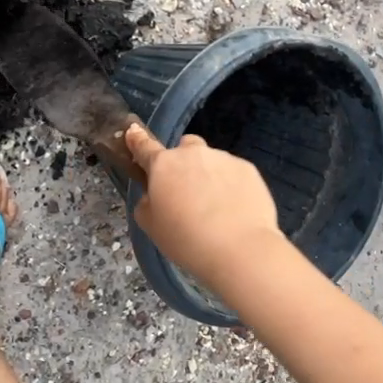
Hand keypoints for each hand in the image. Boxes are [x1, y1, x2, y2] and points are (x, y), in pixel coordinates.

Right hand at [125, 124, 286, 285]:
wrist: (239, 250)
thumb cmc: (186, 240)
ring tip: (217, 209)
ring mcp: (223, 159)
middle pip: (184, 148)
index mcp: (163, 165)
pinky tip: (236, 211)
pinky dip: (232, 186)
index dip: (137, 140)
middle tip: (187, 192)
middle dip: (184, 162)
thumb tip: (153, 196)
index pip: (144, 146)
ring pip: (211, 160)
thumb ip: (147, 204)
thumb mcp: (152, 227)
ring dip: (209, 176)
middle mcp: (192, 154)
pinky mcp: (248, 169)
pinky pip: (234, 173)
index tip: (134, 132)